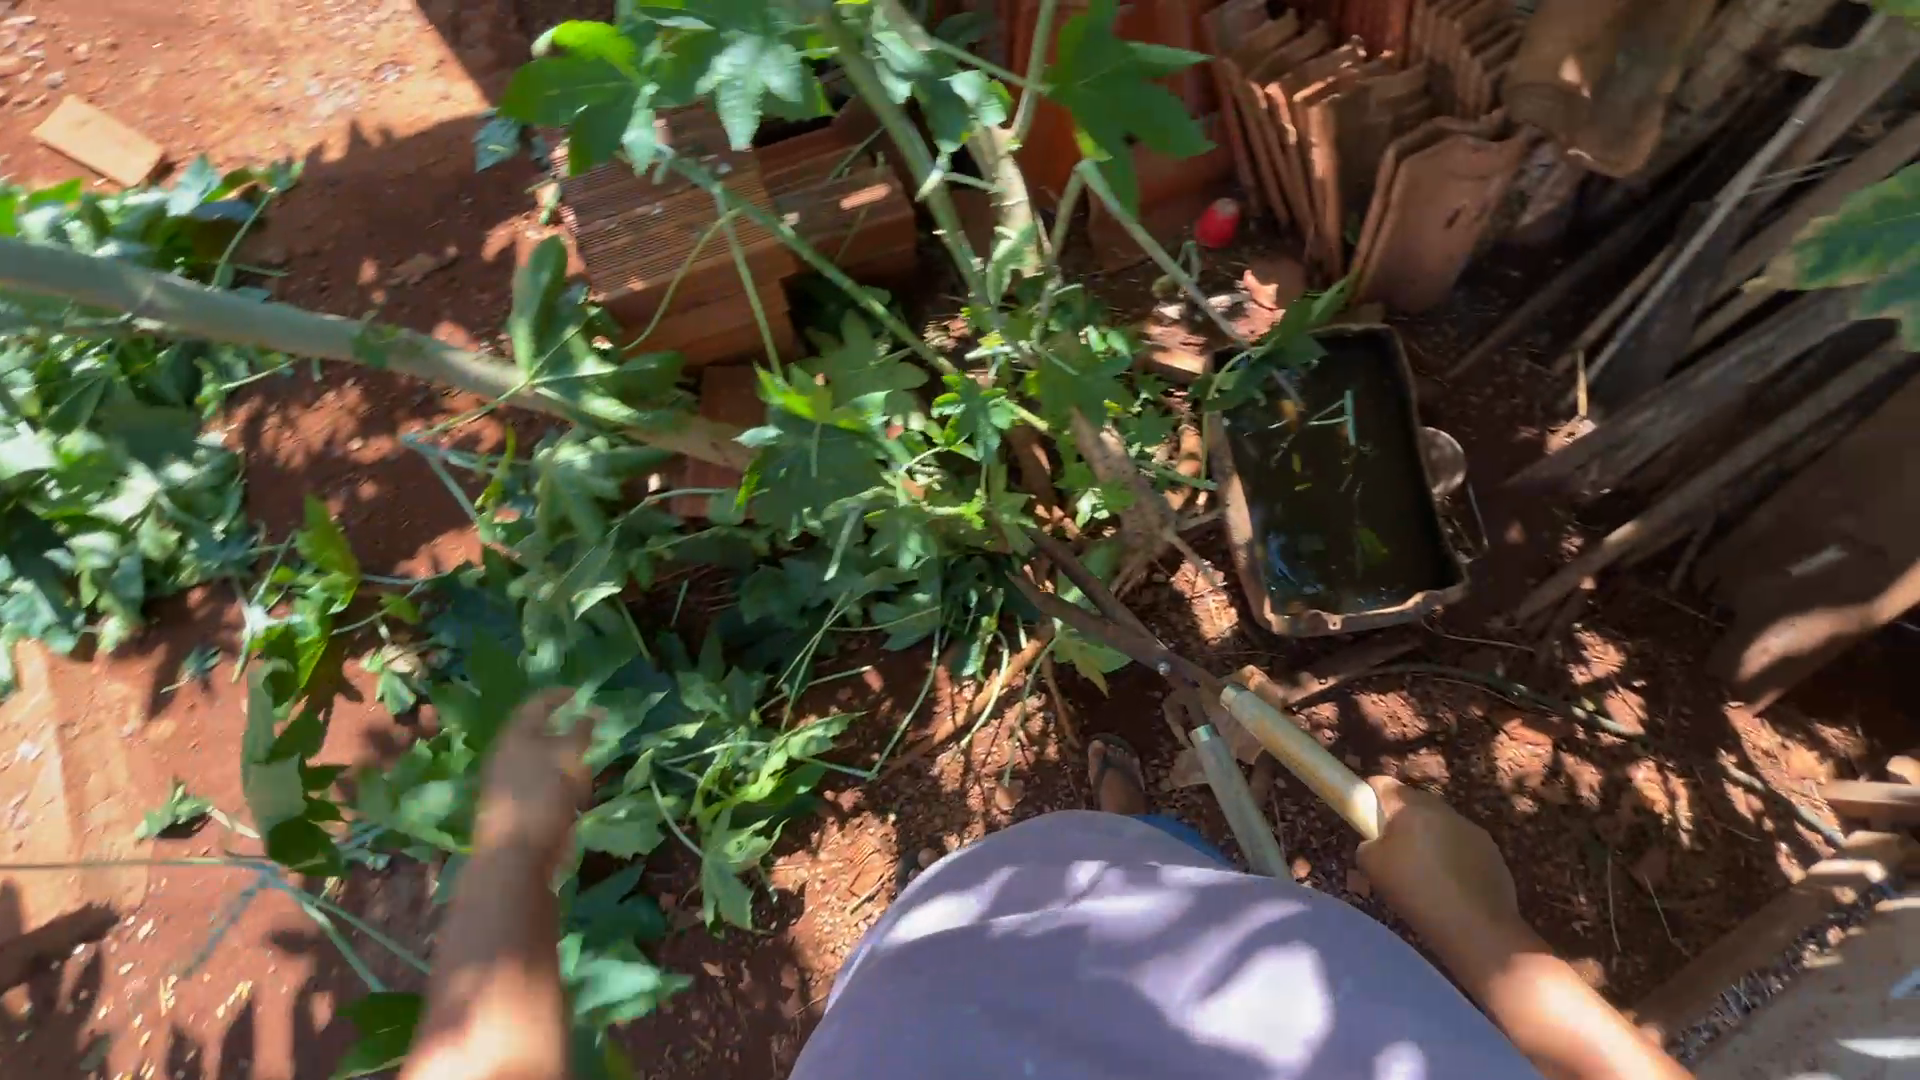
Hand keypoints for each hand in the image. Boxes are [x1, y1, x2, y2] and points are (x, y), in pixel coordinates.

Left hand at [473, 688, 593, 856]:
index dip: (562, 694)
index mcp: (515, 736)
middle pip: (541, 731)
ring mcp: (512, 782)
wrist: (516, 854)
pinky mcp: (521, 806)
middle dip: (570, 728)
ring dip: (571, 759)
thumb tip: (593, 711)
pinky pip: (548, 784)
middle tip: (596, 728)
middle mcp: (509, 755)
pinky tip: (581, 794)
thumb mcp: (569, 755)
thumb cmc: (542, 794)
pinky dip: (566, 783)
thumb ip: (582, 730)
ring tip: (593, 764)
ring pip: (547, 759)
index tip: (587, 693)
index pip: (538, 703)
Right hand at [1356, 777, 1520, 955]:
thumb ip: (1368, 844)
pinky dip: (1454, 858)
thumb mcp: (1370, 865)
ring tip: (1425, 873)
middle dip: (1402, 819)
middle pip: (1414, 803)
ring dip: (1430, 838)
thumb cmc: (1415, 890)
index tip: (1365, 816)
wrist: (1477, 929)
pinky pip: (1463, 846)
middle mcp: (1444, 811)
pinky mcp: (1494, 854)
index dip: (1370, 795)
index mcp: (1411, 807)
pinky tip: (1451, 886)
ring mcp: (1473, 831)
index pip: (1383, 783)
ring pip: (1441, 824)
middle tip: (1394, 849)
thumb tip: (1379, 843)